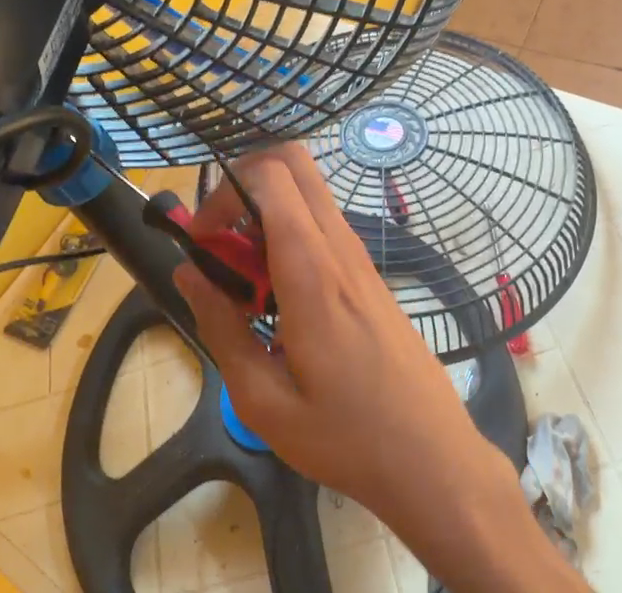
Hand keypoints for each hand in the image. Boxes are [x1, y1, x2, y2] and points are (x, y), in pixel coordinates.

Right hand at [176, 144, 588, 592]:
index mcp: (313, 274)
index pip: (271, 177)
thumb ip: (221, 328)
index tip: (201, 241)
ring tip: (242, 278)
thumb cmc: (347, 438)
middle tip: (219, 239)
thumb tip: (188, 274)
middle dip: (243, 182)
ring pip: (308, 193)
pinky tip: (275, 298)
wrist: (433, 459)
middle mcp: (341, 250)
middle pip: (294, 163)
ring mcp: (361, 259)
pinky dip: (288, 235)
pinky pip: (322, 227)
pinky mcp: (370, 276)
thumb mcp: (263, 401)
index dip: (224, 190)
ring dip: (265, 213)